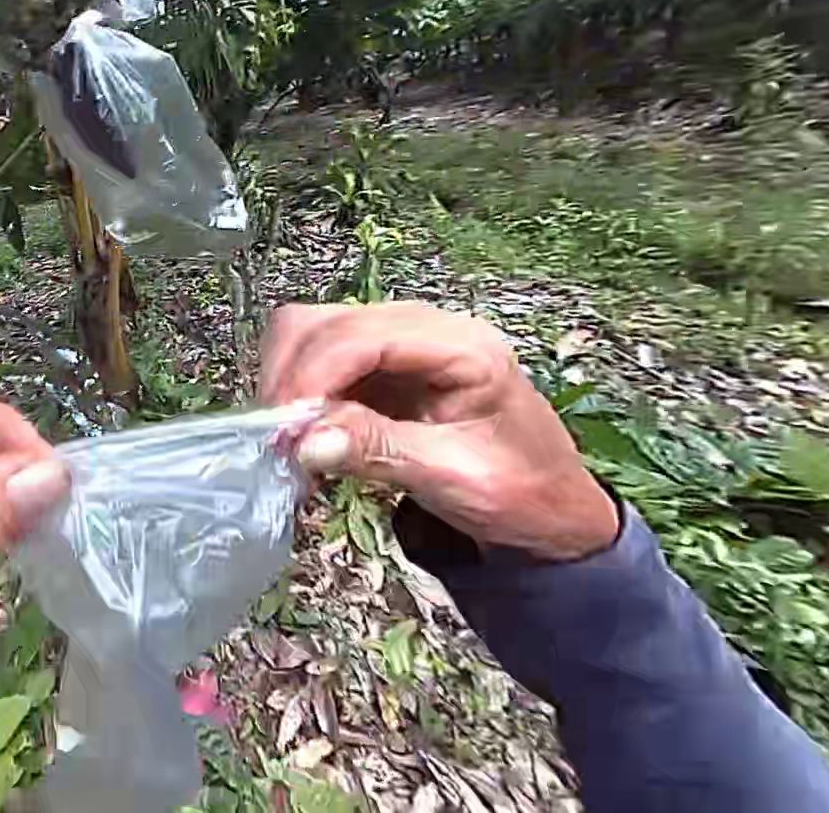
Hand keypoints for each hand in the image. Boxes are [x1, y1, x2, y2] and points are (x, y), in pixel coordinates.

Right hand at [260, 303, 616, 561]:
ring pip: (308, 332)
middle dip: (290, 376)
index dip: (313, 374)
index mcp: (460, 345)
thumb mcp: (457, 478)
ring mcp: (394, 338)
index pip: (362, 336)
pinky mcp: (373, 359)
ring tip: (289, 436)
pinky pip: (313, 357)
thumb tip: (304, 443)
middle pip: (323, 322)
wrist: (549, 506)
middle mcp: (421, 326)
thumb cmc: (520, 493)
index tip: (285, 428)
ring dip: (286, 380)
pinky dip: (295, 390)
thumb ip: (380, 451)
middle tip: (280, 437)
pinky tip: (303, 430)